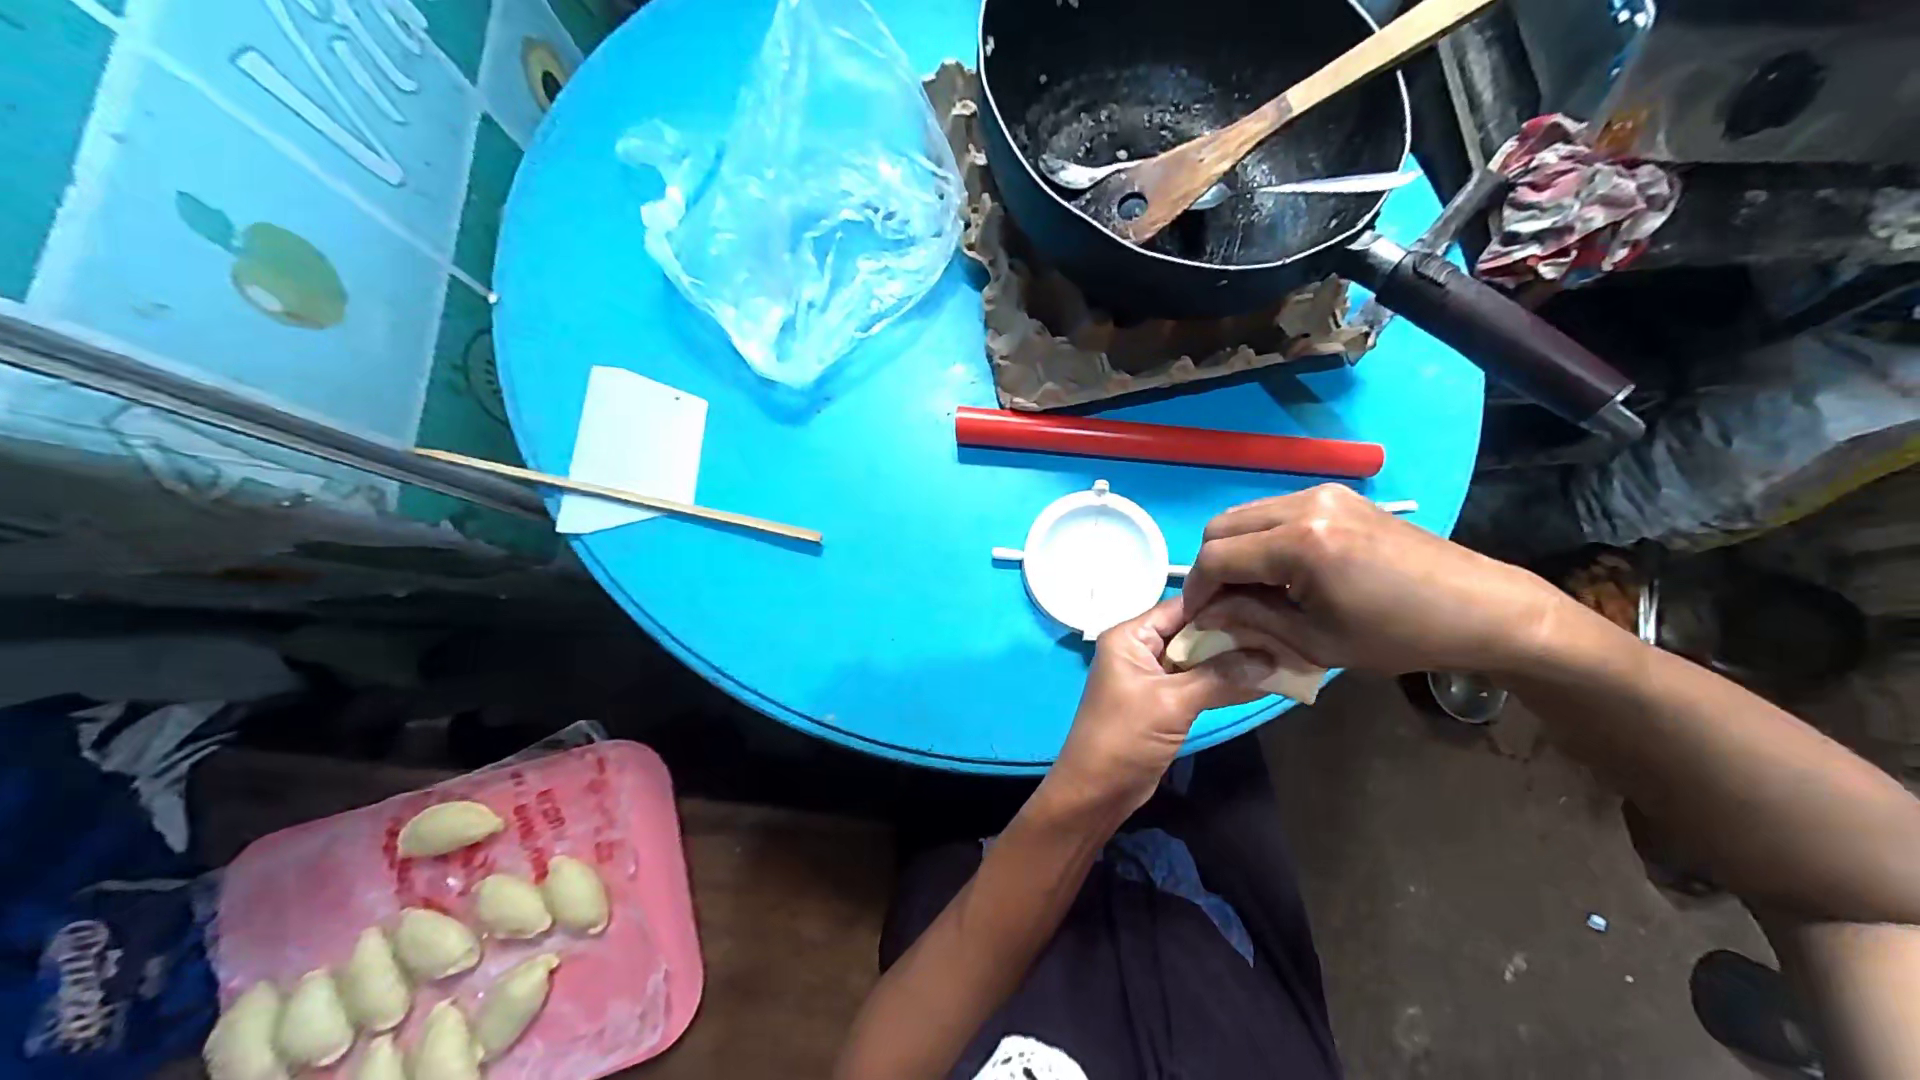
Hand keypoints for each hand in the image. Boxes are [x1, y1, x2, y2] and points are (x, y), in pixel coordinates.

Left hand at [1049, 596, 1271, 815]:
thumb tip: (1273, 658)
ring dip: (1234, 659)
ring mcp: (1152, 676)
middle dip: (1235, 632)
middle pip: (1193, 630)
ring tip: (1283, 651)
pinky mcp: (1164, 701)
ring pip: (1200, 658)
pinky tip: (1263, 680)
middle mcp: (1140, 649)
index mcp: (1129, 636)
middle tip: (1285, 628)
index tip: (1268, 602)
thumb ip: (1220, 678)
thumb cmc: (1124, 737)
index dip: (1222, 603)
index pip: (1181, 606)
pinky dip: (1225, 682)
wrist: (1097, 792)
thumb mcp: (1171, 703)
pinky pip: (1199, 682)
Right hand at [1182, 484, 1574, 675]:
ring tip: (1249, 589)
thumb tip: (1206, 615)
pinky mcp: (1336, 495)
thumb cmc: (1400, 636)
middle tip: (1220, 604)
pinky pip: (1273, 512)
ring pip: (1244, 515)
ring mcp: (1322, 493)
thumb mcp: (1316, 642)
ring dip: (1234, 551)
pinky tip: (1279, 570)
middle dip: (1210, 567)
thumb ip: (1250, 620)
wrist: (1482, 608)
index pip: (1216, 557)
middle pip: (1221, 526)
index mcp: (1300, 543)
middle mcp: (1304, 504)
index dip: (1197, 590)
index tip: (1196, 619)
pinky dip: (1260, 539)